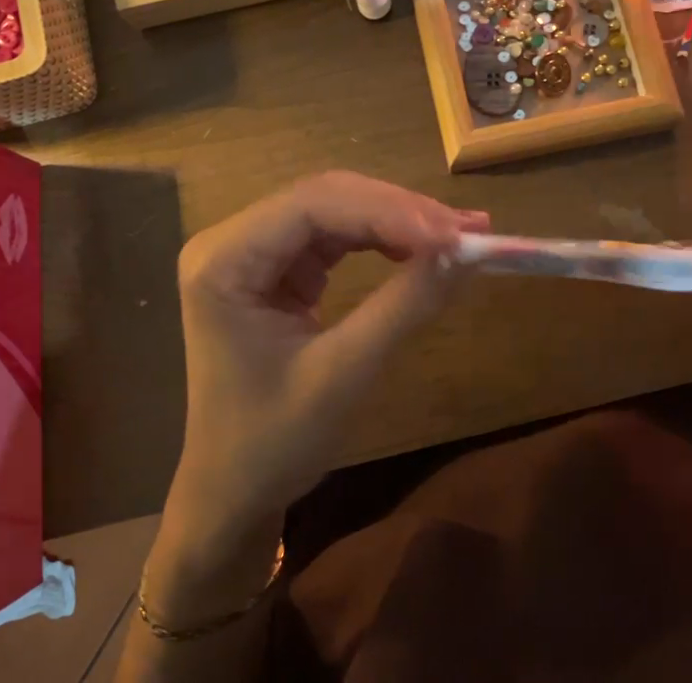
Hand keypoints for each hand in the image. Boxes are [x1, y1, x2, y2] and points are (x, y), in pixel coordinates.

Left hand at [171, 171, 488, 531]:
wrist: (232, 491)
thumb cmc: (272, 443)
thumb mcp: (342, 374)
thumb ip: (403, 306)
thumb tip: (470, 253)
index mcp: (222, 261)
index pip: (312, 207)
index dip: (388, 210)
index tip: (455, 234)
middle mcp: (229, 242)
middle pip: (324, 199)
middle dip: (398, 211)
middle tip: (470, 229)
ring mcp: (251, 253)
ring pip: (334, 212)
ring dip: (396, 221)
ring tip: (460, 235)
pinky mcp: (275, 271)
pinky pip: (334, 238)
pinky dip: (381, 241)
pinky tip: (423, 247)